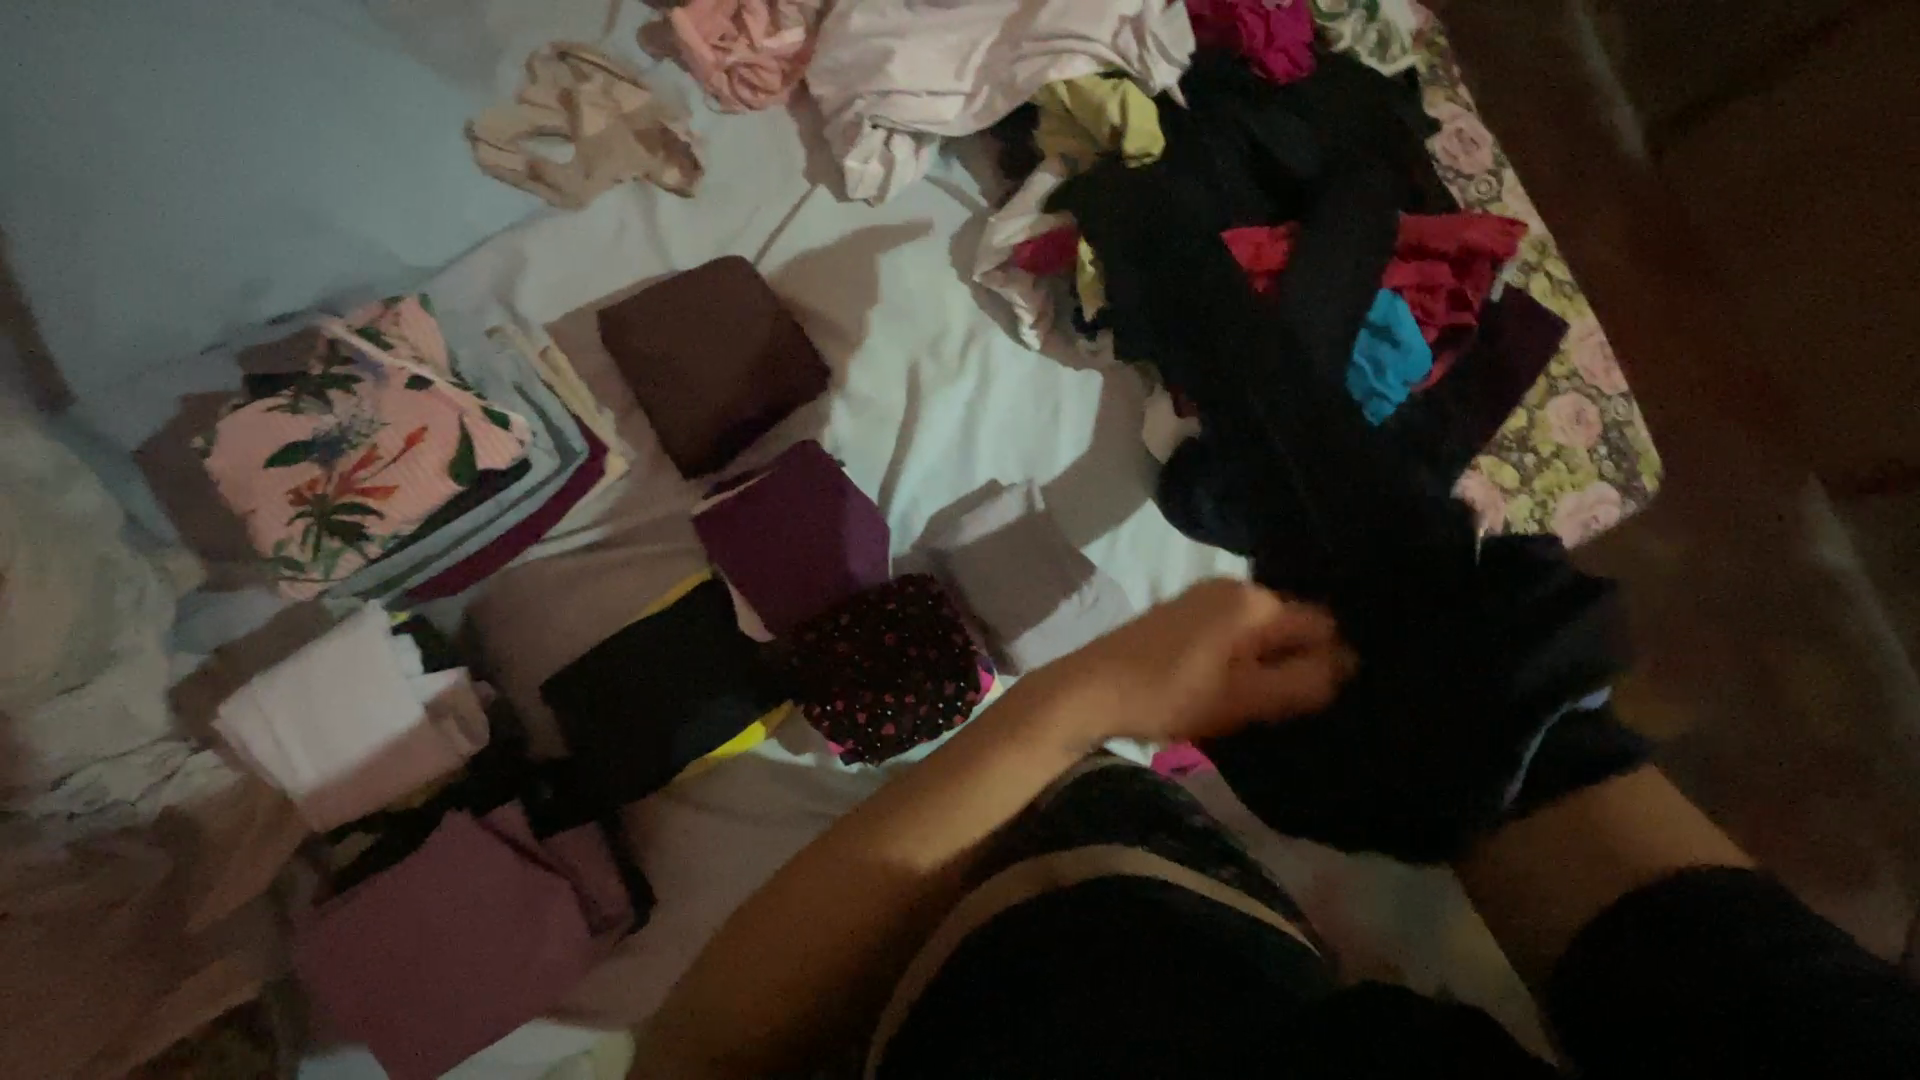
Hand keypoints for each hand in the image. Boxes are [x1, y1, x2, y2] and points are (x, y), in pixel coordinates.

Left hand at [1030, 579, 1356, 744]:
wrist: (1090, 690)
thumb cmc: (1170, 695)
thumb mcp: (1245, 698)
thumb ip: (1303, 681)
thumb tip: (1351, 663)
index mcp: (1253, 600)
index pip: (1322, 624)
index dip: (1329, 661)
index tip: (1322, 697)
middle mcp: (1231, 586)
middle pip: (1288, 624)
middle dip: (1295, 660)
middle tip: (1289, 704)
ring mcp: (1201, 596)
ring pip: (1258, 630)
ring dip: (1264, 662)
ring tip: (1256, 700)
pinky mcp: (1179, 612)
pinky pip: (1230, 632)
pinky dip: (1237, 656)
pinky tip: (1225, 685)